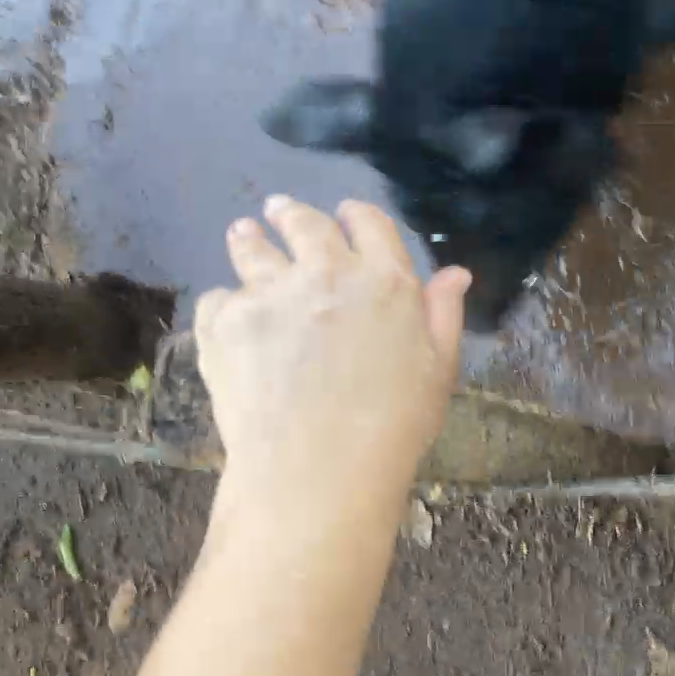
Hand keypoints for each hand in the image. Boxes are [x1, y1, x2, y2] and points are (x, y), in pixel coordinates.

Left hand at [195, 196, 470, 527]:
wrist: (318, 465)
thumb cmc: (398, 417)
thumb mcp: (441, 363)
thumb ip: (444, 311)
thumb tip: (455, 272)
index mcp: (388, 281)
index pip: (369, 223)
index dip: (357, 214)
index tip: (348, 213)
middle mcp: (328, 274)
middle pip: (305, 224)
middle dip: (294, 214)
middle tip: (283, 210)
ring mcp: (270, 295)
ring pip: (252, 248)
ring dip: (251, 238)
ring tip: (245, 233)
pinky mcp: (223, 324)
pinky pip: (220, 295)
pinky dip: (229, 297)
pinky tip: (236, 310)